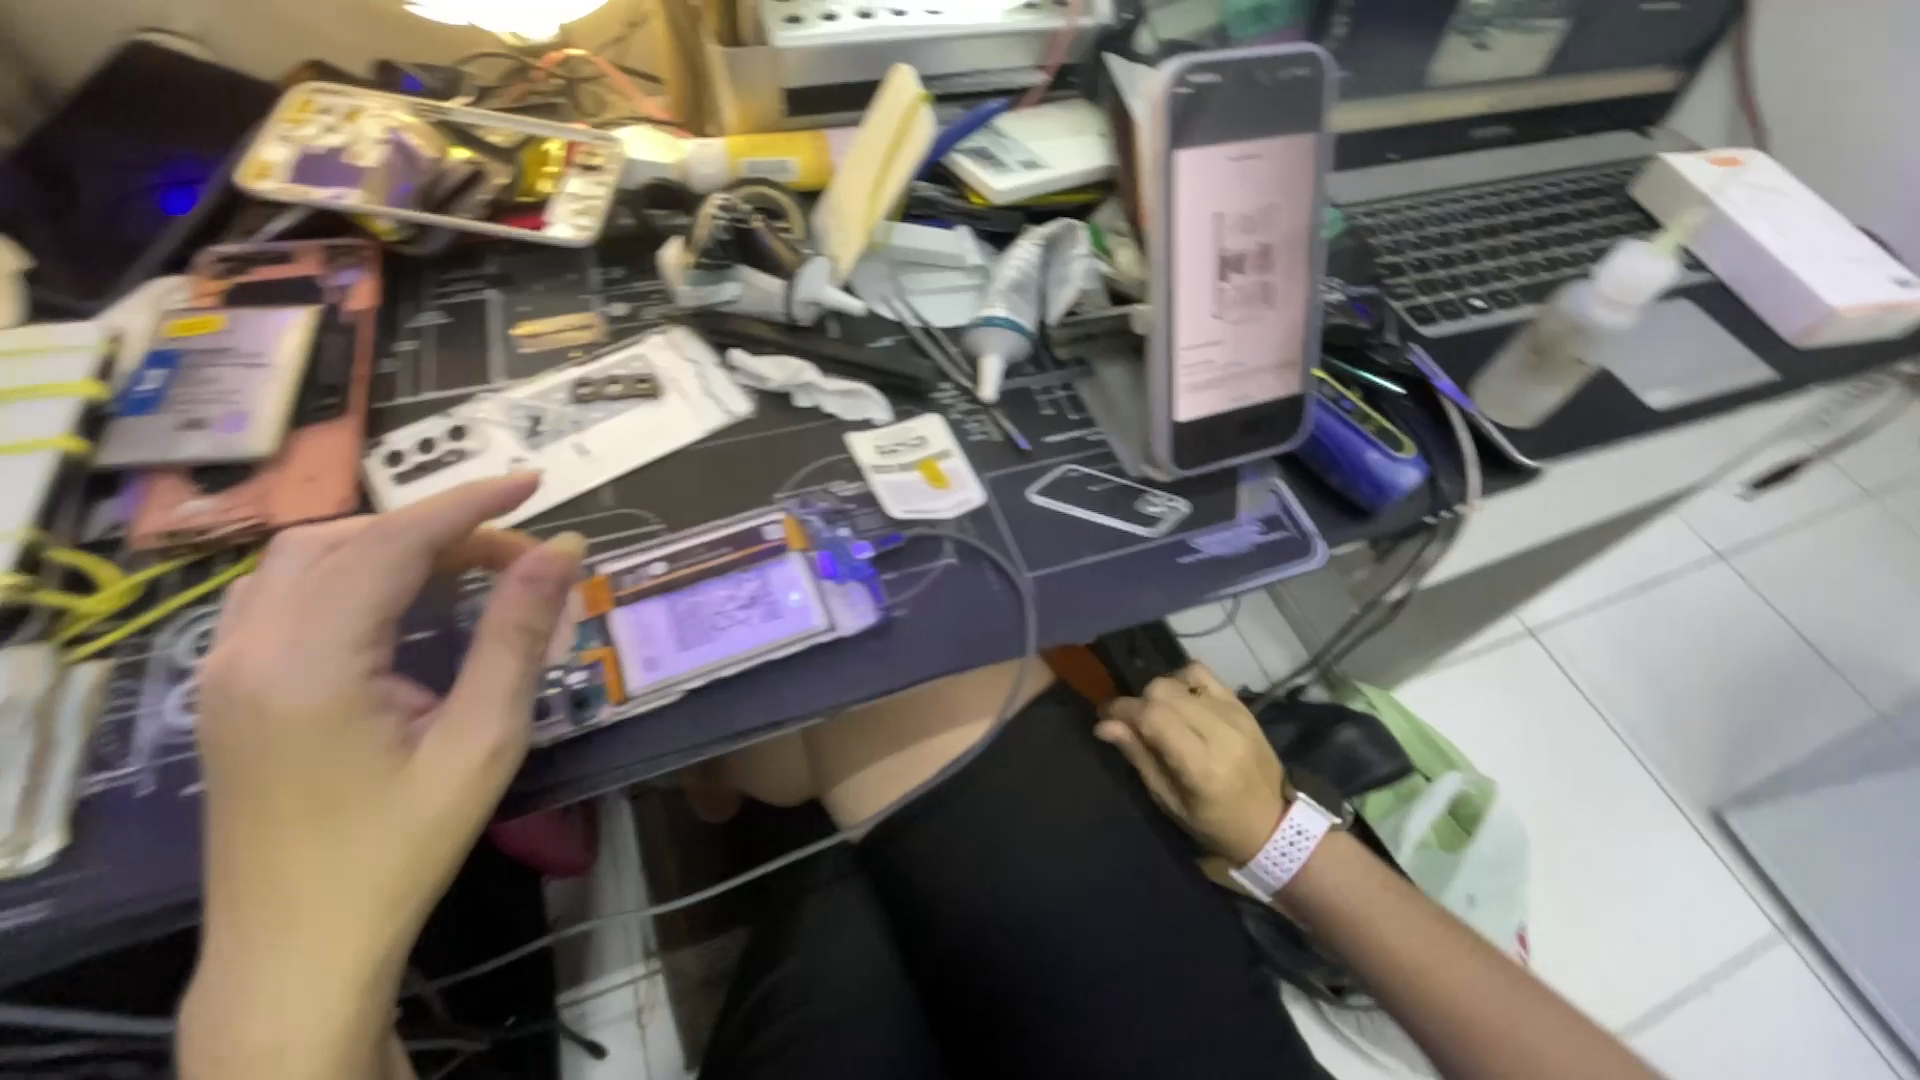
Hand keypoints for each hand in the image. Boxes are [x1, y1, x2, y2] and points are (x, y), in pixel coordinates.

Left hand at [189, 474, 583, 1005]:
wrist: (299, 945)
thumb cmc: (401, 848)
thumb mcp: (482, 742)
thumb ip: (518, 637)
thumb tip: (563, 553)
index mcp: (310, 661)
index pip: (392, 543)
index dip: (469, 505)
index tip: (536, 485)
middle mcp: (249, 648)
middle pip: (344, 540)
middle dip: (437, 529)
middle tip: (516, 556)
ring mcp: (225, 668)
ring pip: (304, 560)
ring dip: (388, 545)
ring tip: (466, 568)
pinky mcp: (226, 688)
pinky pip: (283, 594)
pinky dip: (350, 573)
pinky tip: (397, 603)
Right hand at [1096, 663, 1284, 865]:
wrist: (1273, 823)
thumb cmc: (1215, 824)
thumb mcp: (1170, 802)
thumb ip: (1138, 757)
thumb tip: (1104, 725)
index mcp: (1202, 766)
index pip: (1153, 717)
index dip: (1122, 710)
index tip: (1105, 716)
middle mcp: (1220, 732)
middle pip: (1163, 691)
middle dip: (1138, 702)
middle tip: (1132, 722)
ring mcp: (1235, 714)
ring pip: (1180, 678)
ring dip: (1160, 693)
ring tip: (1159, 714)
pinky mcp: (1243, 705)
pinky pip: (1203, 674)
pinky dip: (1183, 681)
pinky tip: (1181, 701)